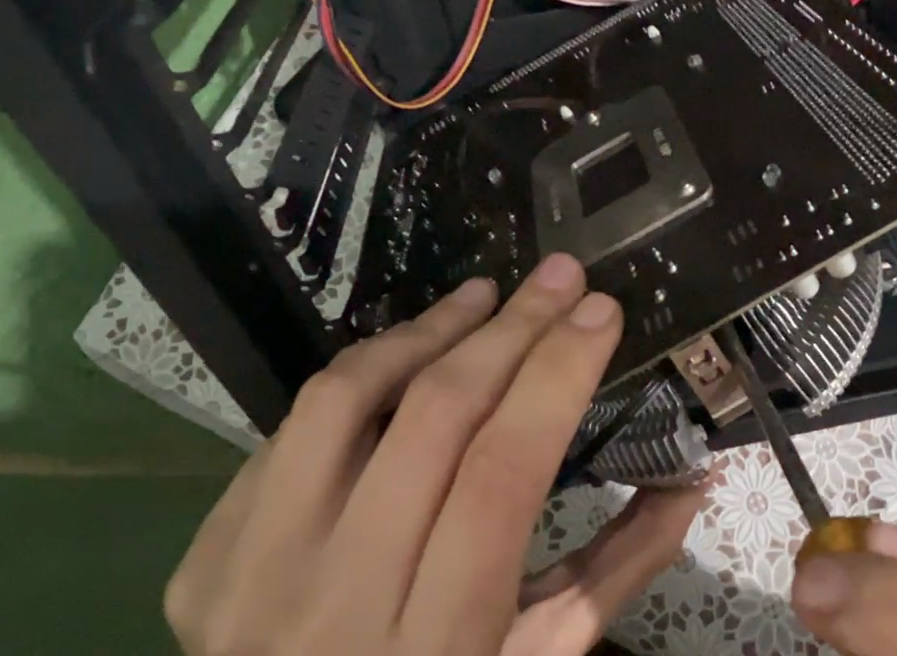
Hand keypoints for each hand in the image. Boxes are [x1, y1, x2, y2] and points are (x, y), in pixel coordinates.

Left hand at [166, 254, 705, 655]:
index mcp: (438, 644)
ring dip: (425, 330)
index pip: (502, 476)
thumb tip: (691, 480)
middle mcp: (334, 604)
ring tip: (480, 297)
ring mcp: (250, 581)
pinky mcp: (204, 563)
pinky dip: (358, 379)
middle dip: (510, 330)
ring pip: (344, 402)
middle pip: (432, 421)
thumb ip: (616, 574)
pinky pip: (287, 433)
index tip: (601, 310)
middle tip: (559, 277)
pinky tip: (403, 359)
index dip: (557, 377)